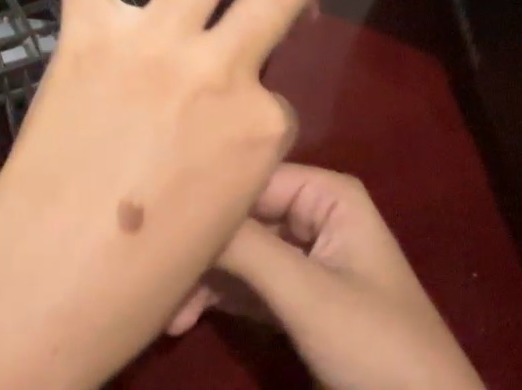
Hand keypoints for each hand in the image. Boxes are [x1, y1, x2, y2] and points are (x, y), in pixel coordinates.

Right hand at [169, 164, 485, 389]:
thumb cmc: (375, 346)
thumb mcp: (308, 295)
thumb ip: (247, 249)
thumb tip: (175, 209)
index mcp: (328, 196)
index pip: (253, 176)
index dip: (206, 190)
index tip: (152, 207)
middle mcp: (314, 217)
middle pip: (241, 215)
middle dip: (199, 243)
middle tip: (146, 263)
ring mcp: (305, 262)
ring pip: (238, 254)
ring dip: (201, 278)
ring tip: (161, 307)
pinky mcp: (298, 303)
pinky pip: (246, 288)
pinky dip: (216, 301)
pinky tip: (181, 320)